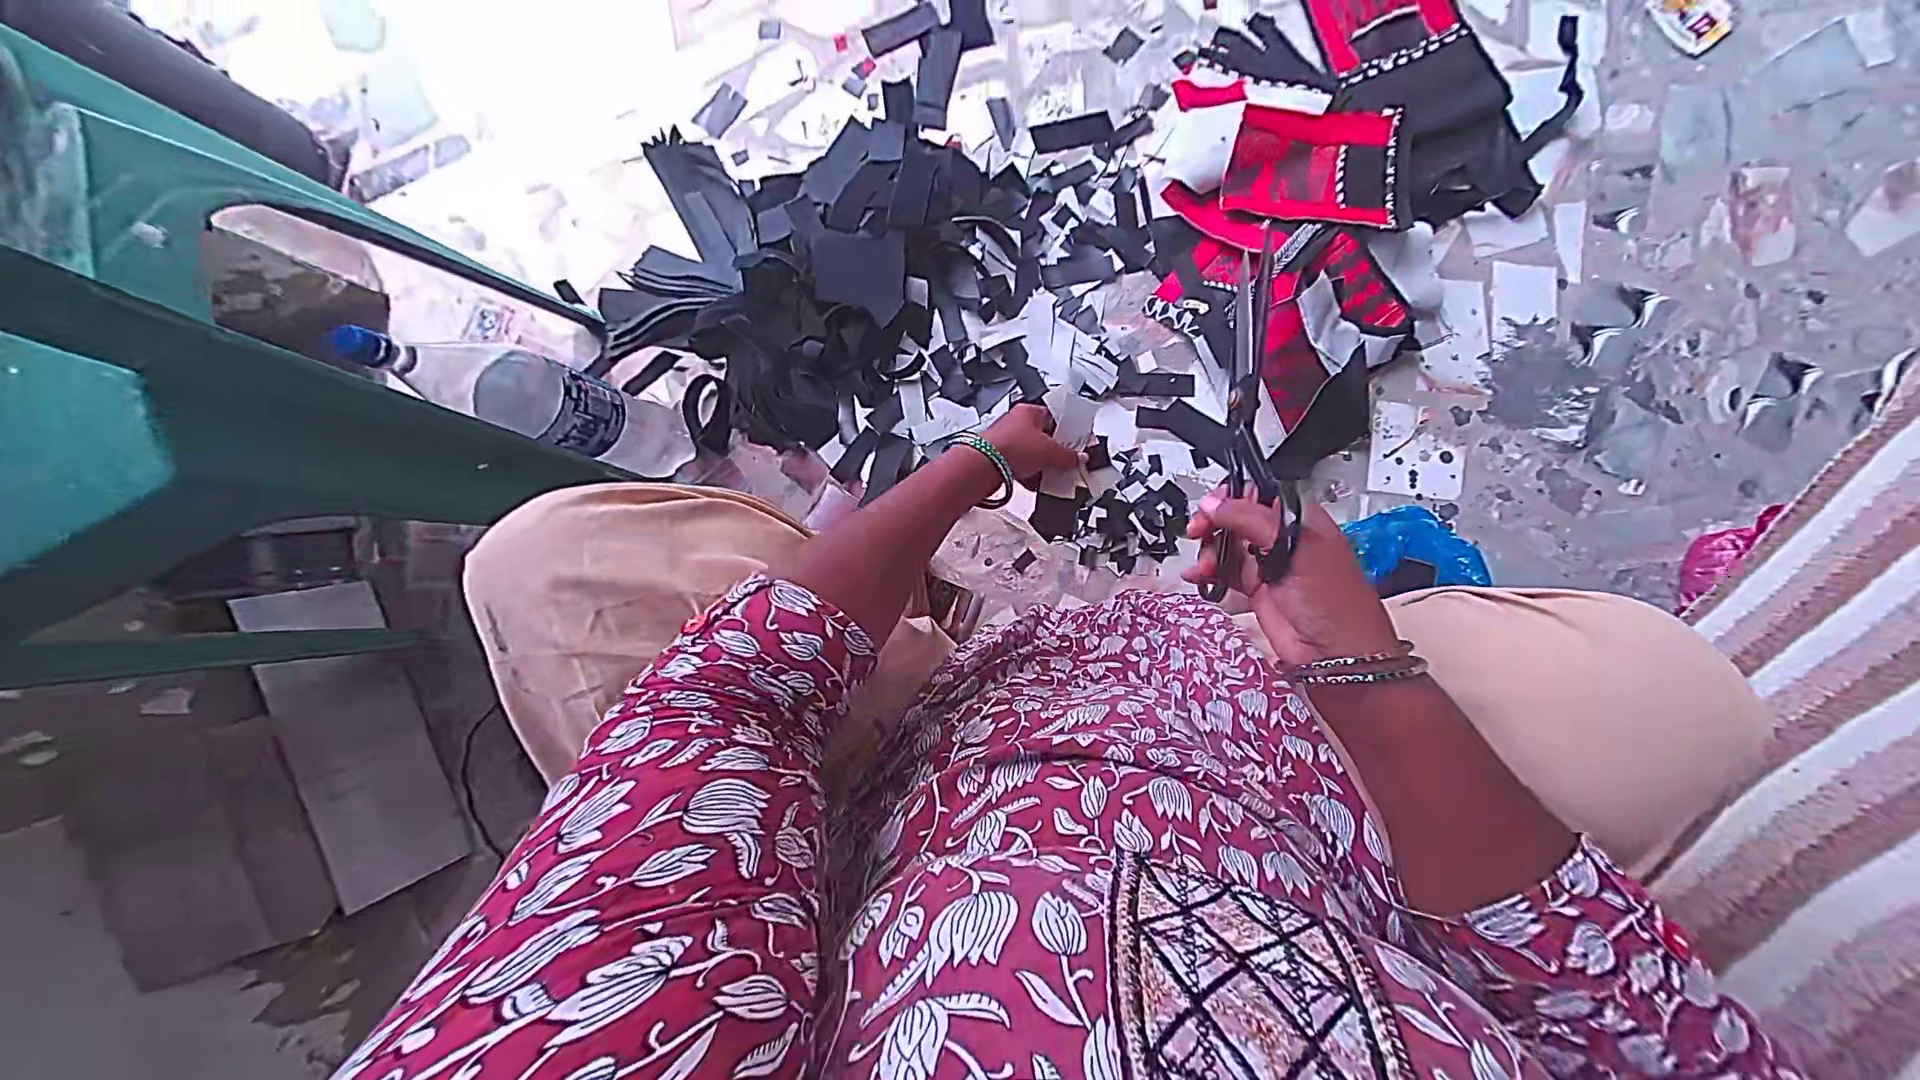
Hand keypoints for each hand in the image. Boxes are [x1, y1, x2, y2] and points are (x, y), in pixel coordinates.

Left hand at [981, 403, 1082, 485]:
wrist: (984, 466)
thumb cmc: (1009, 446)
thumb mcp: (1050, 451)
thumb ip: (1068, 456)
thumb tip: (1079, 458)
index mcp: (1029, 410)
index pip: (1055, 416)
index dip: (1069, 430)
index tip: (1078, 442)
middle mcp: (1016, 423)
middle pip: (1043, 438)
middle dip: (1055, 452)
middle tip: (1066, 461)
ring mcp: (1006, 442)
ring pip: (1031, 454)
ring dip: (1042, 465)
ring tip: (1052, 474)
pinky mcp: (1000, 460)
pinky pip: (1021, 467)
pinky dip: (1030, 475)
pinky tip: (1037, 483)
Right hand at [1182, 493, 1399, 666]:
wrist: (1334, 655)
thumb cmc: (1336, 604)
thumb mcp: (1295, 549)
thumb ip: (1252, 520)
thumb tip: (1215, 504)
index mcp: (1298, 519)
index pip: (1256, 493)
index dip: (1229, 498)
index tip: (1210, 509)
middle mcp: (1280, 538)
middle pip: (1234, 517)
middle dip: (1212, 524)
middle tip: (1200, 533)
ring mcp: (1265, 563)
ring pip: (1224, 543)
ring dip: (1207, 550)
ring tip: (1204, 566)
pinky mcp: (1253, 587)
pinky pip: (1221, 571)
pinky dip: (1206, 572)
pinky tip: (1200, 576)